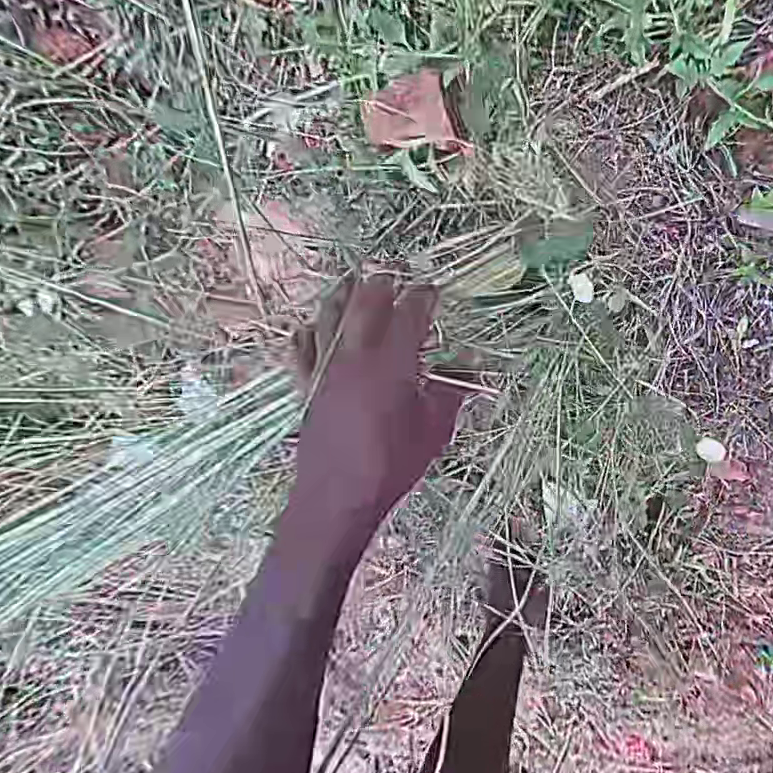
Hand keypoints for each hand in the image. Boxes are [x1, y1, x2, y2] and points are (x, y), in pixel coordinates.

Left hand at [289, 274, 465, 527]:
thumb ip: (452, 389)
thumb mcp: (435, 428)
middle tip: (393, 275)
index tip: (432, 290)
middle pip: (365, 303)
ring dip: (343, 295)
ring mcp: (324, 369)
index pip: (409, 314)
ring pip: (329, 317)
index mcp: (391, 363)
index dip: (423, 297)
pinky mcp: (305, 387)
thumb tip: (471, 364)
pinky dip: (307, 332)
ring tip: (352, 281)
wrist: (338, 497)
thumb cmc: (392, 464)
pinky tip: (309, 327)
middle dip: (382, 284)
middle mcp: (354, 356)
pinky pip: (300, 349)